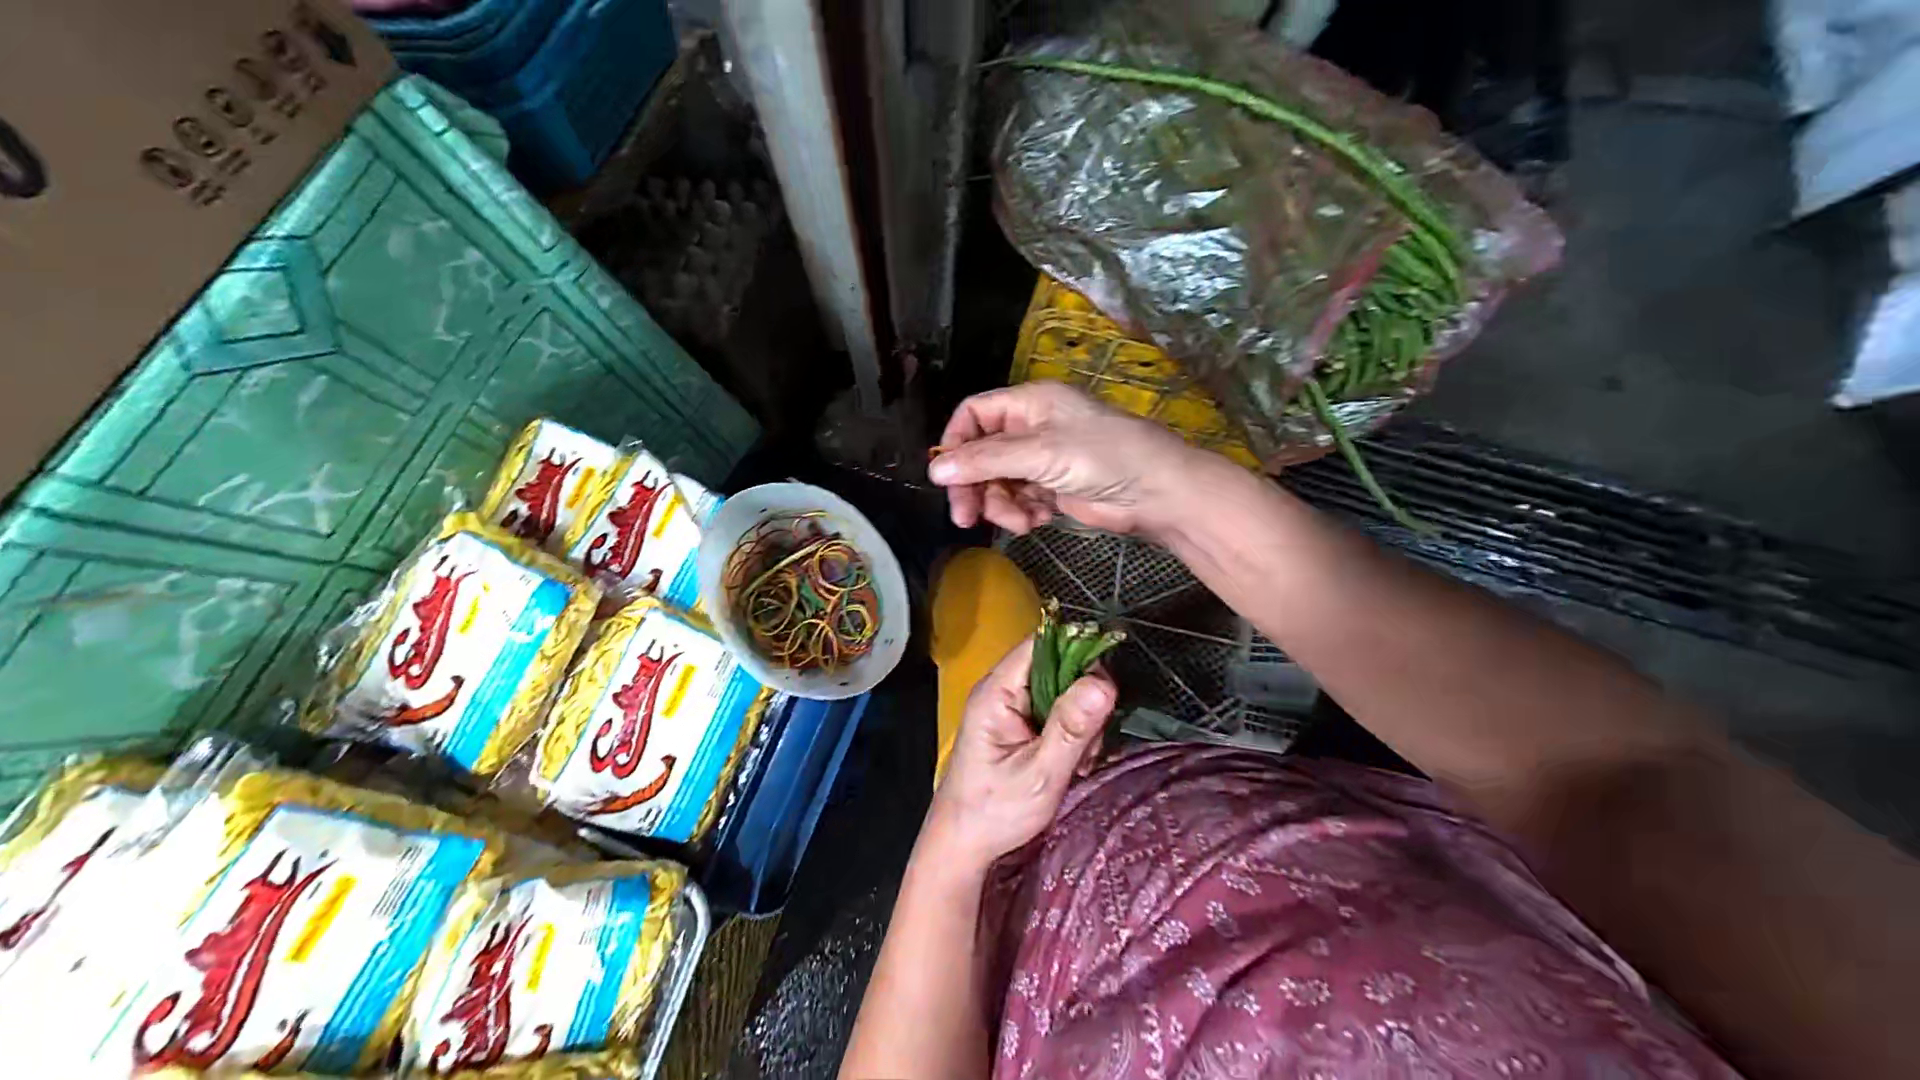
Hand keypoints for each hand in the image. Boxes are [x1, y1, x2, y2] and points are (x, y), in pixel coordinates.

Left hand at [923, 636, 1115, 869]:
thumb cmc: (994, 812)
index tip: (1106, 685)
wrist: (963, 844)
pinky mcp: (1020, 725)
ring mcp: (1011, 707)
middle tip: (1092, 740)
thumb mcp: (1040, 773)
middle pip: (1058, 665)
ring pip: (1063, 690)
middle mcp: (1003, 690)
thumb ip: (1072, 728)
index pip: (1042, 644)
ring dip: (1082, 720)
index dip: (1078, 652)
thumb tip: (1104, 682)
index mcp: (998, 691)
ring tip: (1081, 759)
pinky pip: (1057, 711)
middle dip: (1084, 697)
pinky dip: (1074, 733)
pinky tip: (1075, 761)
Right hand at [928, 382, 1212, 537]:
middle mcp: (1032, 428)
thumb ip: (986, 460)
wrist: (1157, 492)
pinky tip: (1037, 521)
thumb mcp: (1041, 452)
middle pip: (982, 454)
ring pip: (999, 482)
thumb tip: (935, 470)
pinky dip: (1022, 513)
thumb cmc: (1102, 457)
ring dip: (1001, 506)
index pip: (974, 414)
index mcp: (1029, 403)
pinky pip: (1020, 500)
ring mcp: (1043, 460)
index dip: (956, 443)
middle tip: (966, 518)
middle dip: (974, 486)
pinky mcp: (1054, 489)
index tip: (945, 476)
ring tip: (1020, 522)